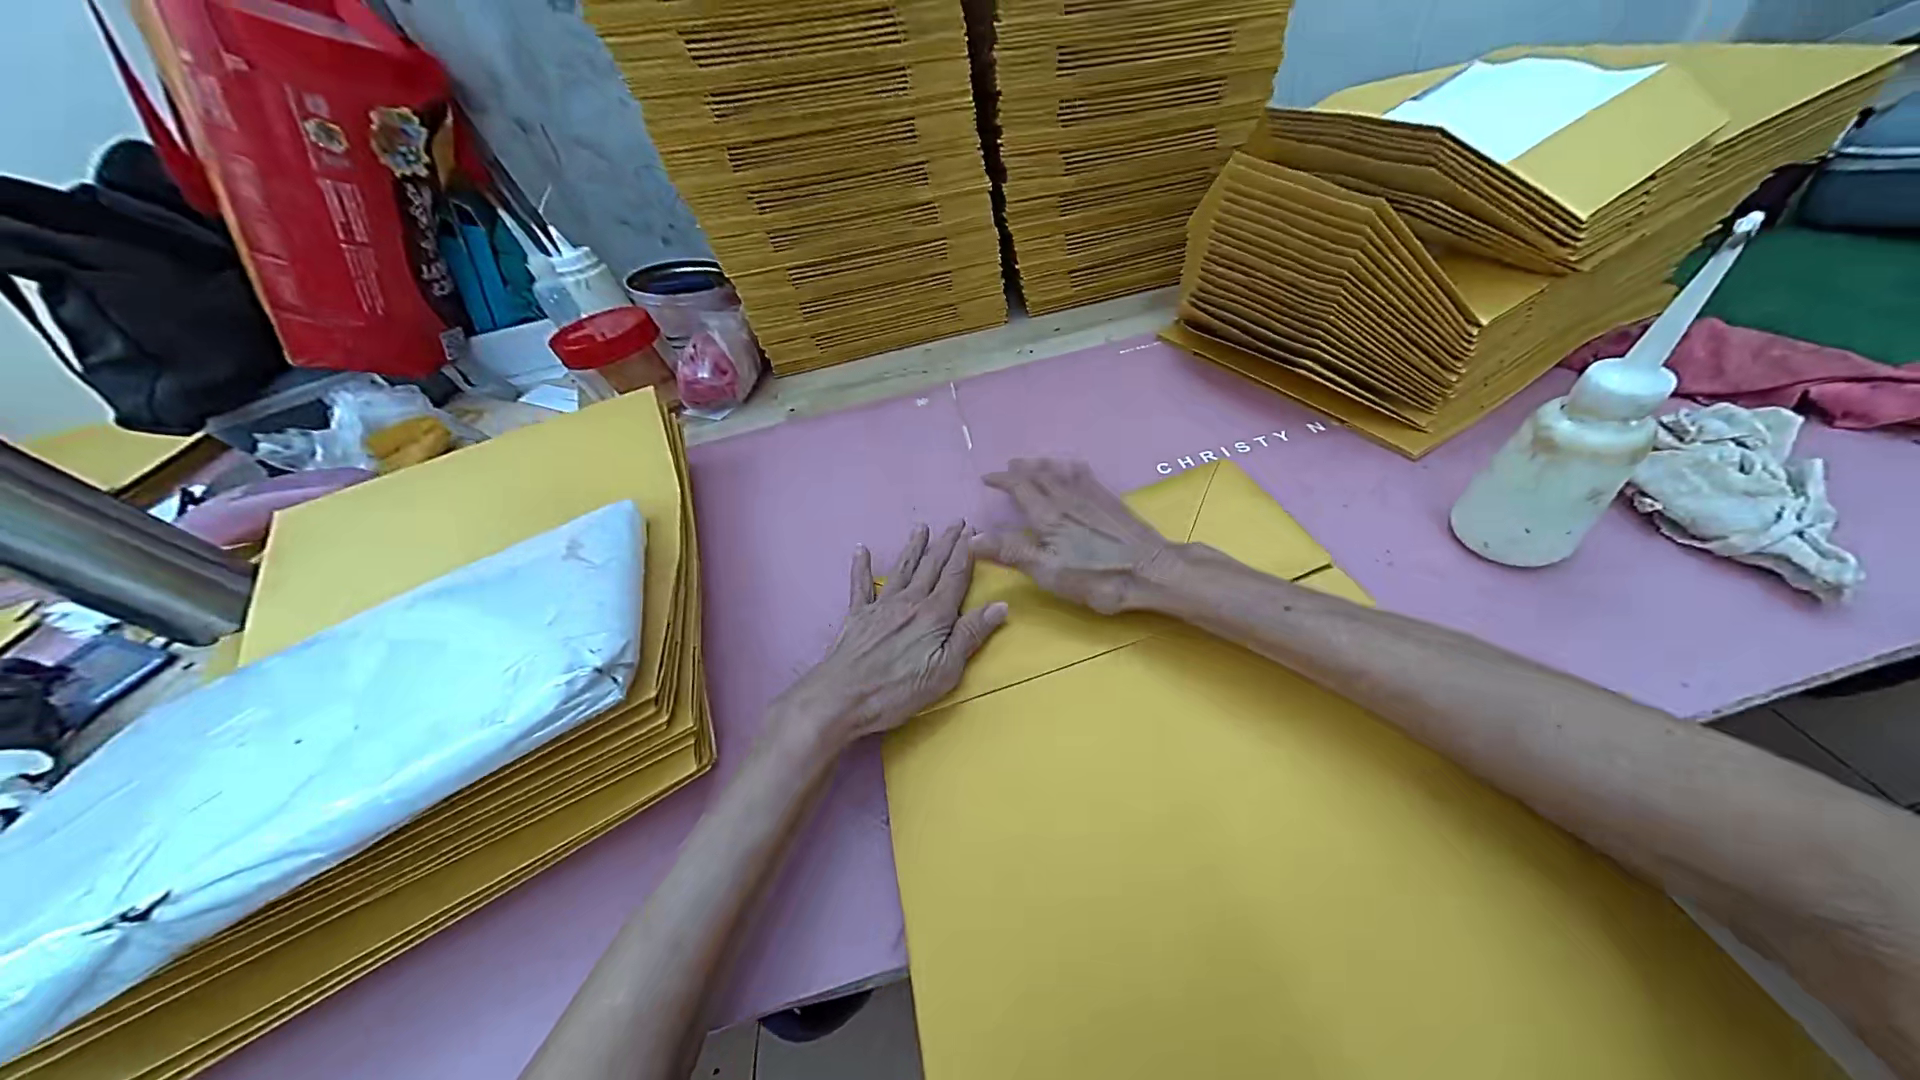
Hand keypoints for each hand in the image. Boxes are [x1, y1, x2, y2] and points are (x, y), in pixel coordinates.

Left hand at [777, 522, 1007, 746]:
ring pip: (902, 570)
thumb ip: (970, 635)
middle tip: (956, 522)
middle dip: (946, 543)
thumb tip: (1000, 605)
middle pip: (931, 567)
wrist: (841, 697)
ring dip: (914, 548)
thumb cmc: (898, 690)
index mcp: (934, 615)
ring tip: (921, 528)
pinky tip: (862, 550)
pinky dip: (862, 567)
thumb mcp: (944, 670)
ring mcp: (880, 607)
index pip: (955, 576)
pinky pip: (860, 586)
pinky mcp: (857, 616)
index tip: (972, 531)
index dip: (965, 553)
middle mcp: (909, 602)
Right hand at [972, 458, 1175, 613]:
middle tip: (1009, 467)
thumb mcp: (1048, 571)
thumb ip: (1011, 552)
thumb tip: (972, 538)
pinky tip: (1072, 468)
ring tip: (1034, 462)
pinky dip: (1069, 468)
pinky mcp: (1111, 501)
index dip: (1001, 480)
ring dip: (1043, 464)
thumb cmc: (1097, 577)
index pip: (1019, 487)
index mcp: (1048, 515)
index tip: (987, 478)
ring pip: (1061, 471)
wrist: (1152, 571)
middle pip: (1040, 475)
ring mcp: (1092, 497)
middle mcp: (1067, 498)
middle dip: (1021, 469)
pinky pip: (1084, 475)